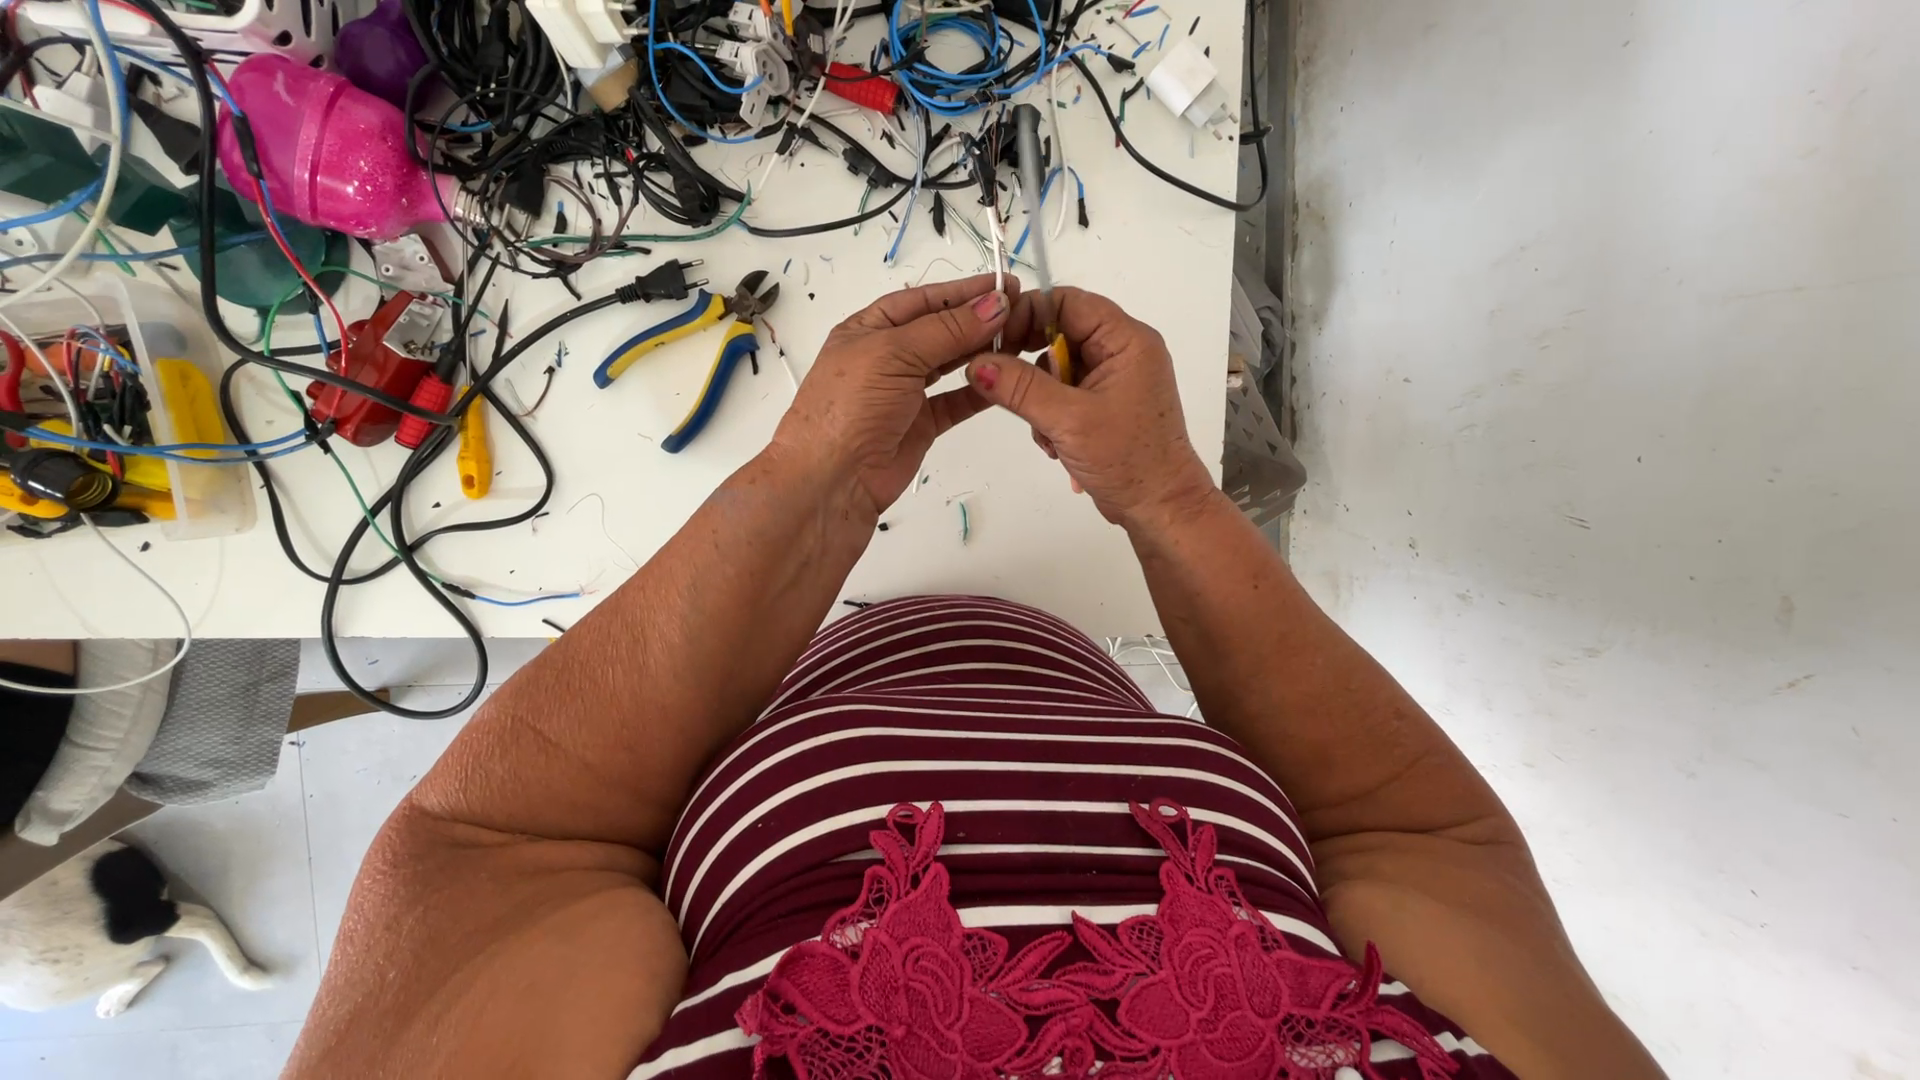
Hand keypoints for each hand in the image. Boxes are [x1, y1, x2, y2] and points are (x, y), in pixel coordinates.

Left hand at [769, 274, 1018, 515]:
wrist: (832, 480)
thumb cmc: (851, 406)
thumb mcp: (894, 354)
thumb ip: (948, 329)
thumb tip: (996, 304)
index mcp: (869, 329)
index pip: (922, 300)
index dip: (963, 292)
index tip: (1005, 285)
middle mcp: (887, 357)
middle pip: (940, 330)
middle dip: (978, 320)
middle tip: (1023, 311)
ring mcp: (904, 393)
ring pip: (950, 364)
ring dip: (982, 352)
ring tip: (1021, 339)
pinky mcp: (921, 425)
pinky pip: (956, 401)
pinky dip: (980, 389)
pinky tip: (1006, 378)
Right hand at [965, 287, 1217, 528]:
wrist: (1160, 508)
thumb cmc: (1126, 459)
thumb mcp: (1068, 421)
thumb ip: (1020, 388)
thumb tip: (976, 364)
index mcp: (1126, 340)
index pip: (1067, 301)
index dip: (1027, 315)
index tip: (996, 345)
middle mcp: (1122, 351)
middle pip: (1059, 334)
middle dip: (1032, 367)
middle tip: (1008, 390)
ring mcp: (1113, 379)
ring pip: (1056, 369)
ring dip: (1039, 399)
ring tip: (1047, 434)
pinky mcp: (1105, 405)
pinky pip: (1064, 394)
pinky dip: (1050, 416)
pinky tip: (1055, 444)